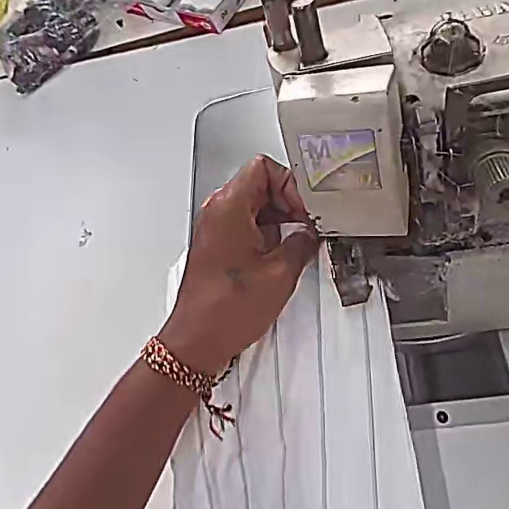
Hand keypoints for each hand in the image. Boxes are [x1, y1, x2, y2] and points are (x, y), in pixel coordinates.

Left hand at [159, 155, 317, 374]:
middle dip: (290, 202)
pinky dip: (269, 233)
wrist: (198, 340)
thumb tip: (310, 235)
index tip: (306, 207)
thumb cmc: (225, 310)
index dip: (291, 184)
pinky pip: (247, 224)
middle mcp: (218, 212)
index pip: (264, 168)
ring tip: (299, 242)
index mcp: (229, 207)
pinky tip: (283, 256)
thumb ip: (303, 243)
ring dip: (281, 219)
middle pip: (261, 184)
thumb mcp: (281, 273)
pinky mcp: (217, 245)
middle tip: (309, 224)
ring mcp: (216, 228)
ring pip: (256, 205)